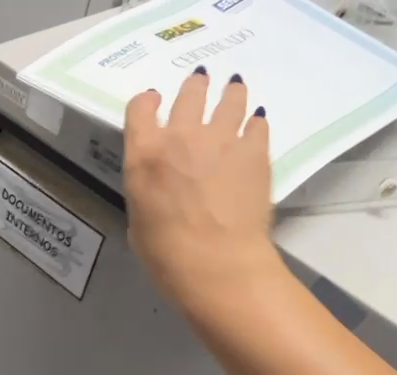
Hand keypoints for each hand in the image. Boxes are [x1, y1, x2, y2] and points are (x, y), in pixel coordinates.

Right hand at [123, 70, 283, 312]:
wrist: (217, 266)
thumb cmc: (166, 256)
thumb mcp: (139, 220)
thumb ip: (148, 187)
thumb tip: (162, 180)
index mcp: (145, 155)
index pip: (141, 106)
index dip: (147, 102)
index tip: (154, 105)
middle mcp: (182, 136)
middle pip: (191, 90)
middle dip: (195, 87)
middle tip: (199, 88)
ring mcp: (223, 138)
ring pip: (231, 95)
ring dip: (230, 94)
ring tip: (232, 95)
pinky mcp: (256, 149)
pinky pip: (257, 122)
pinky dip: (253, 124)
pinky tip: (252, 131)